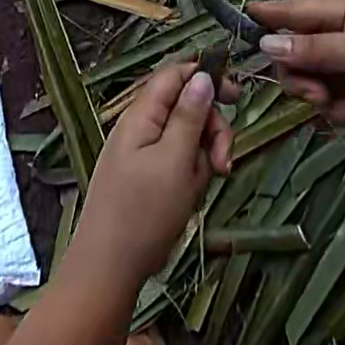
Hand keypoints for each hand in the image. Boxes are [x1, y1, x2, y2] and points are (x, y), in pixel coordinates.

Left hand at [68, 62, 233, 288]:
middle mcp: (140, 128)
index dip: (207, 77)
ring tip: (199, 187)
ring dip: (202, 158)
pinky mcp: (147, 178)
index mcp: (141, 115)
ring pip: (187, 138)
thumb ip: (190, 115)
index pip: (175, 74)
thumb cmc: (143, 213)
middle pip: (187, 107)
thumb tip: (203, 76)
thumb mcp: (175, 160)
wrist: (108, 270)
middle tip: (222, 162)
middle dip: (211, 130)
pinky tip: (189, 198)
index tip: (236, 98)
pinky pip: (178, 163)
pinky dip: (191, 176)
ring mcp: (142, 154)